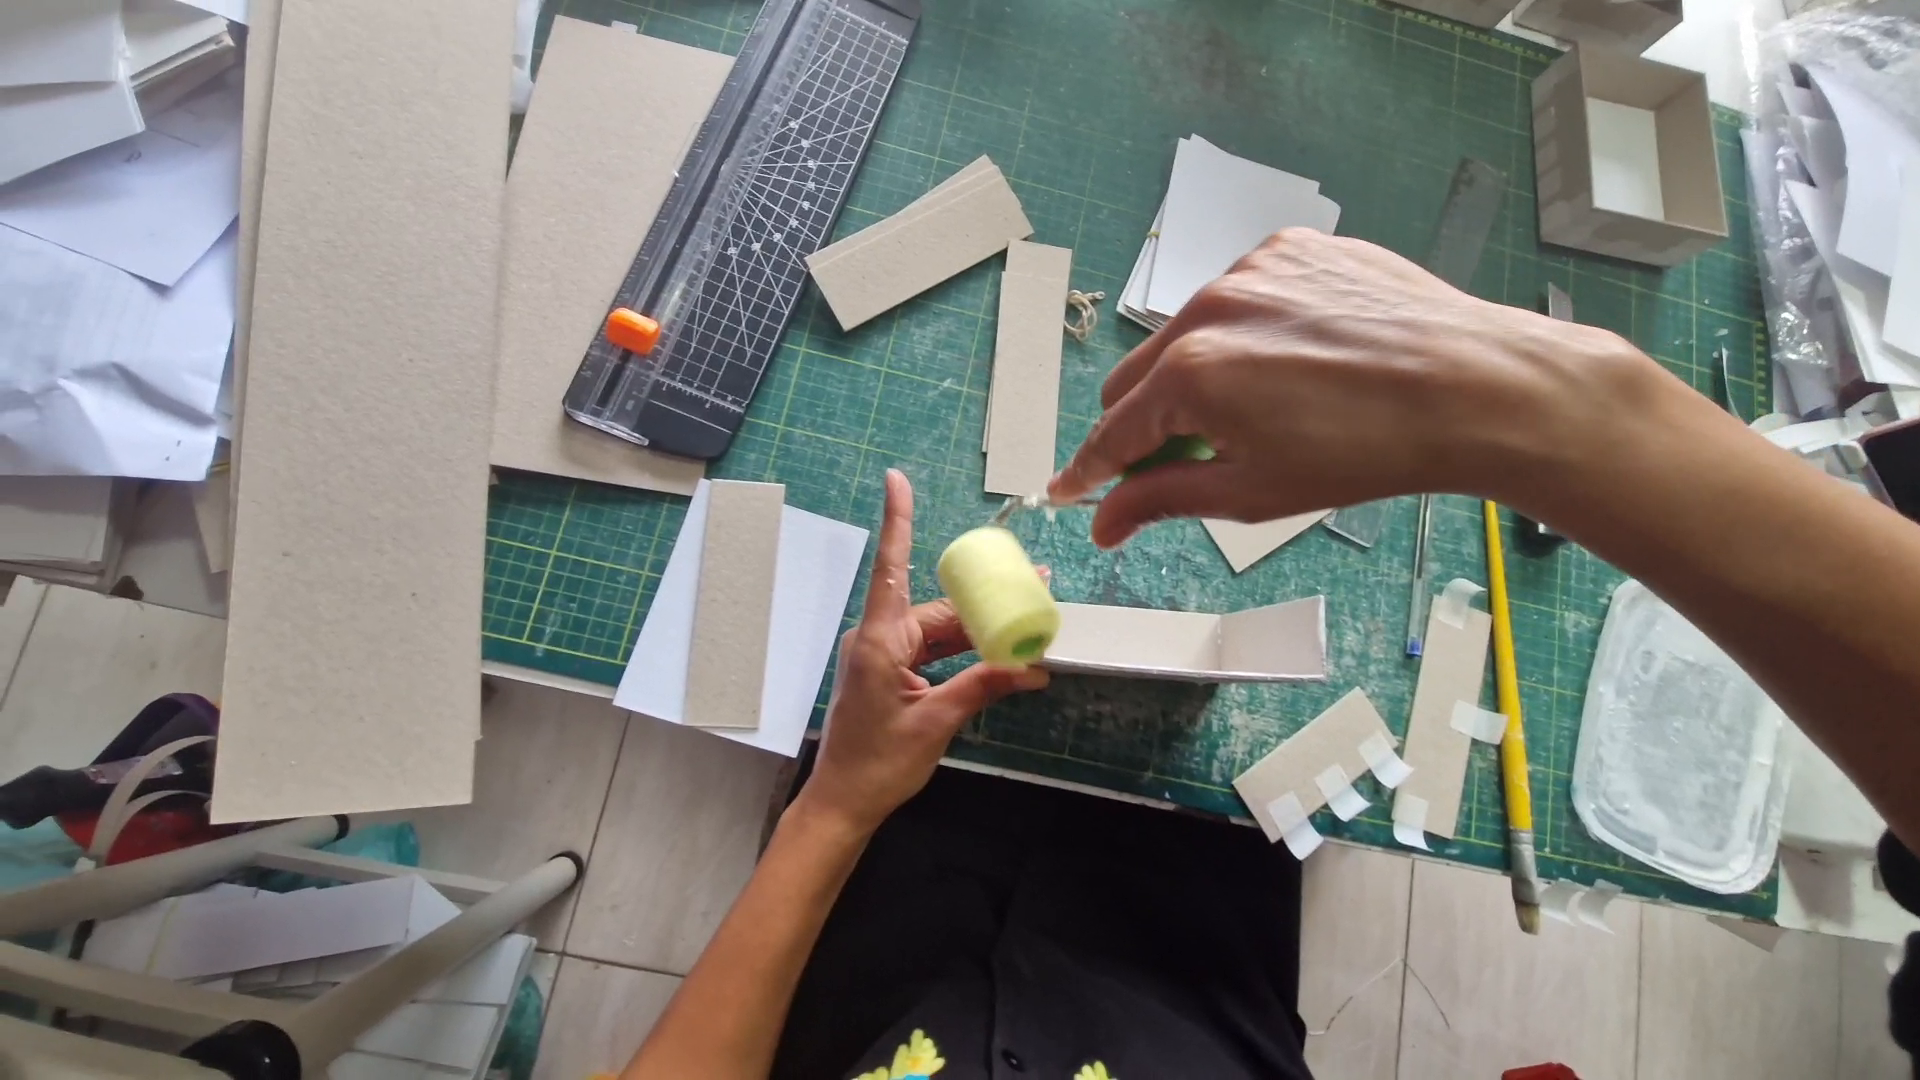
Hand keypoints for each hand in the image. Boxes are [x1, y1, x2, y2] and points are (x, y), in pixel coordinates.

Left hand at [798, 469, 1049, 834]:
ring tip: (1025, 621)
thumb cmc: (880, 763)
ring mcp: (883, 655)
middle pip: (936, 606)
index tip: (896, 478)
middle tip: (1034, 581)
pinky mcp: (889, 672)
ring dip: (976, 629)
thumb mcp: (938, 722)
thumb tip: (1034, 669)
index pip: (892, 567)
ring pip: (937, 629)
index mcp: (879, 640)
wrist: (843, 803)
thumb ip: (983, 687)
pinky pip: (930, 649)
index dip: (897, 520)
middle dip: (981, 599)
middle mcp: (878, 637)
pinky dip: (962, 651)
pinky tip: (997, 653)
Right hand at [1047, 228, 1661, 546]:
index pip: (1112, 431)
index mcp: (1191, 373)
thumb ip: (1160, 501)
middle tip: (1177, 463)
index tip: (1068, 490)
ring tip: (1249, 410)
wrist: (1479, 388)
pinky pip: (1231, 299)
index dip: (1087, 470)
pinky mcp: (1290, 248)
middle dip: (1140, 427)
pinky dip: (1235, 336)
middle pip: (1132, 381)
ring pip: (1178, 337)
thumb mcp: (1250, 493)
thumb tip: (1102, 524)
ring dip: (1188, 380)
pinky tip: (1284, 361)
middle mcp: (1207, 308)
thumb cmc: (1366, 453)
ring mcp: (1250, 269)